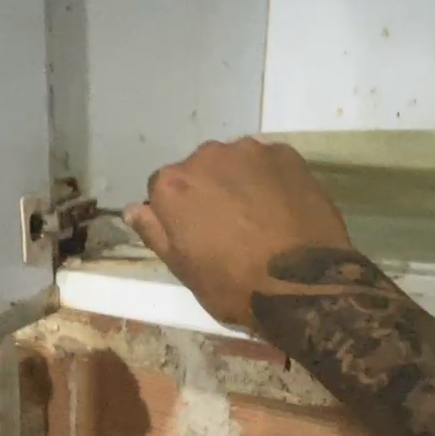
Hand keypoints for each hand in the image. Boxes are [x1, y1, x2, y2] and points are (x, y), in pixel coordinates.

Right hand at [125, 137, 354, 329]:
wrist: (301, 283)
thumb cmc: (232, 284)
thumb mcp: (183, 269)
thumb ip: (155, 233)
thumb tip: (133, 210)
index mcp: (172, 186)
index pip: (160, 189)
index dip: (174, 214)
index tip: (191, 235)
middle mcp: (205, 156)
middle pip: (196, 170)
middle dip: (204, 192)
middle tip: (224, 229)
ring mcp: (249, 151)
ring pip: (231, 163)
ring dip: (235, 182)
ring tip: (253, 218)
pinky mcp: (285, 154)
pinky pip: (265, 163)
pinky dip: (265, 180)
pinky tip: (277, 209)